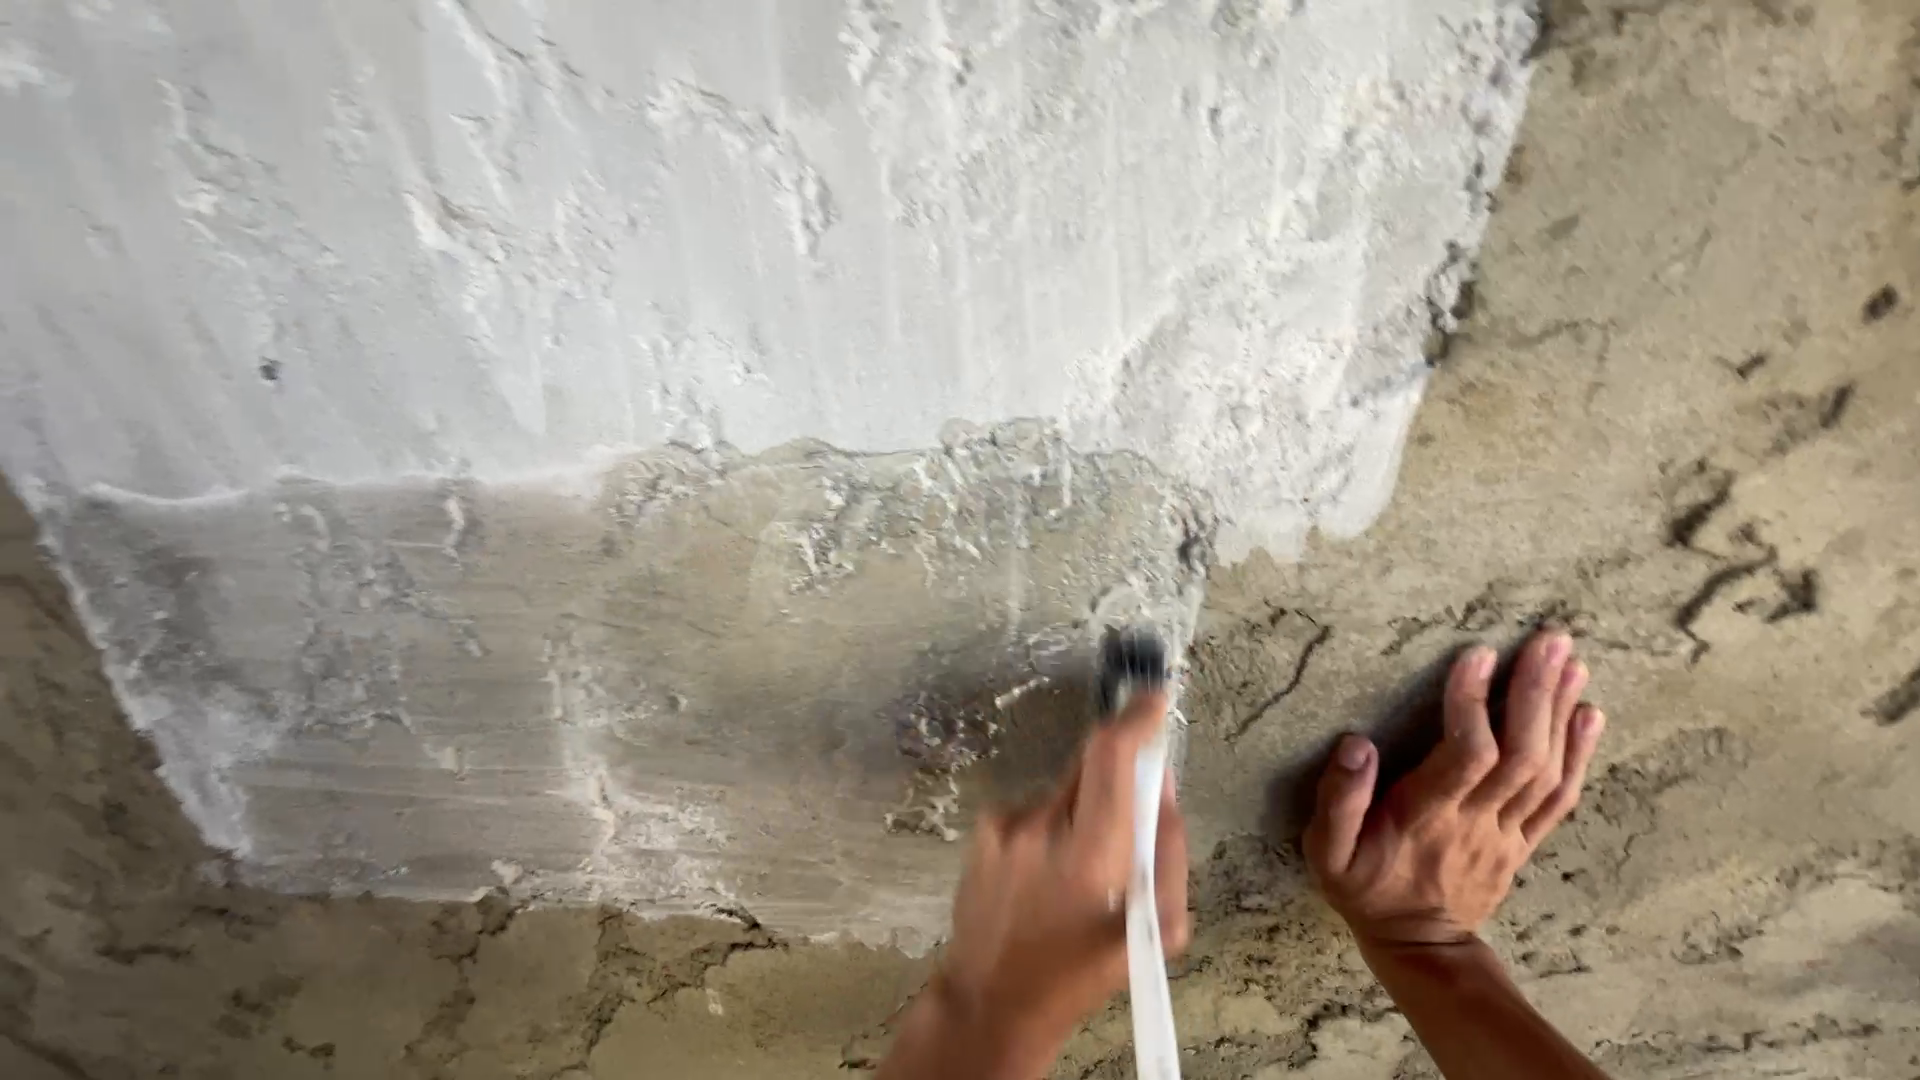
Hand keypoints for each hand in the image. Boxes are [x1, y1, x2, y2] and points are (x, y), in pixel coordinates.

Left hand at [907, 690, 1189, 1074]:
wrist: (992, 997)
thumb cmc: (1081, 971)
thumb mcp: (1155, 930)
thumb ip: (1169, 850)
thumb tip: (1160, 784)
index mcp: (1091, 853)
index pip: (1110, 756)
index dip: (1135, 719)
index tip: (1153, 697)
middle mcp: (1042, 825)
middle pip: (1089, 765)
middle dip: (1115, 776)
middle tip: (1124, 822)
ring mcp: (1006, 823)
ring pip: (1063, 789)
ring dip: (1081, 810)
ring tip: (1077, 868)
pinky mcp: (984, 826)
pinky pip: (1035, 806)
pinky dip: (1051, 824)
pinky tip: (1044, 870)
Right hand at [1304, 628, 1604, 948]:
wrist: (1418, 946)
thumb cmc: (1363, 888)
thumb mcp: (1326, 851)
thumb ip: (1337, 799)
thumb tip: (1355, 744)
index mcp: (1426, 817)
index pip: (1464, 755)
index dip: (1473, 704)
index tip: (1477, 654)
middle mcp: (1476, 822)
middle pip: (1520, 755)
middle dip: (1534, 693)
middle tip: (1548, 640)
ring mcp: (1506, 833)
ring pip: (1546, 771)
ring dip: (1559, 712)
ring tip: (1569, 660)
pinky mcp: (1522, 840)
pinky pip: (1561, 797)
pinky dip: (1581, 754)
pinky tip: (1589, 714)